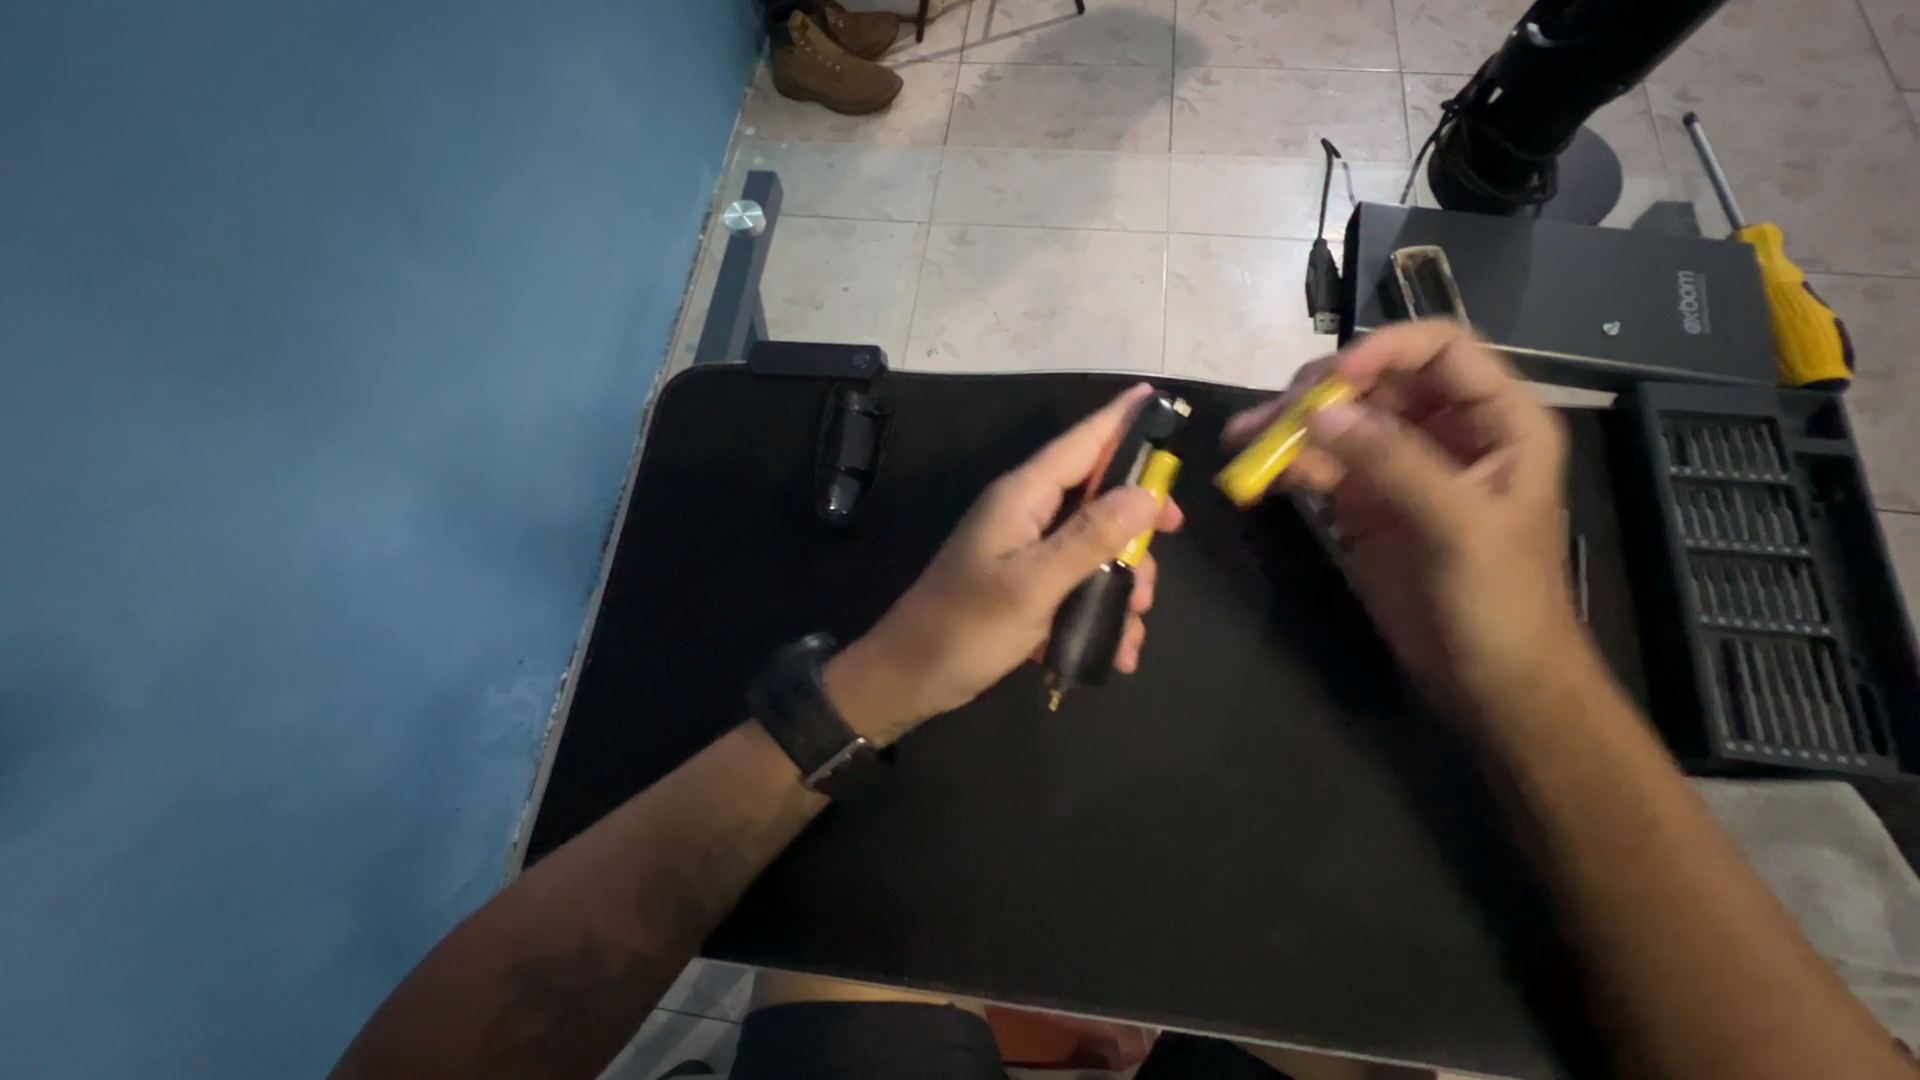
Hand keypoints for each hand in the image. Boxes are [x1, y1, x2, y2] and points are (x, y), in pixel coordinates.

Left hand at [827, 384, 1183, 744]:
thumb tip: (1147, 493)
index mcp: (1022, 497)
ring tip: (1129, 630)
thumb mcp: (1033, 584)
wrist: (910, 679)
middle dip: (1137, 532)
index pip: (1081, 443)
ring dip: (1121, 586)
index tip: (1162, 396)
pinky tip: (1114, 651)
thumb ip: (1089, 538)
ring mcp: (1027, 552)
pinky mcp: (1029, 587)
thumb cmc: (965, 628)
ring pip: (1097, 549)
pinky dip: (1101, 615)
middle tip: (1161, 558)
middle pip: (1100, 499)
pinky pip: (1080, 587)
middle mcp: (1027, 515)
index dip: (1122, 420)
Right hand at [1222, 320, 1585, 714]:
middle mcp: (1444, 432)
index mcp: (1496, 421)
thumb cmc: (1501, 600)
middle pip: (1374, 384)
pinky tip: (1252, 477)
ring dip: (1288, 429)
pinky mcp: (1361, 505)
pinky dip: (1284, 468)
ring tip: (1240, 439)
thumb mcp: (1459, 526)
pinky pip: (1318, 469)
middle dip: (1320, 394)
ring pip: (1337, 426)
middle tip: (1272, 415)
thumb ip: (1393, 464)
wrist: (1490, 680)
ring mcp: (1397, 469)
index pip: (1439, 350)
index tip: (1329, 381)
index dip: (1383, 350)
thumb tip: (1319, 415)